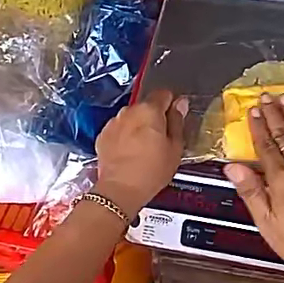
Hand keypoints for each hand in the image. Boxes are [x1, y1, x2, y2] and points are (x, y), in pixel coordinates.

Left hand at [91, 89, 188, 216]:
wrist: (120, 189)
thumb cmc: (151, 171)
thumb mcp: (175, 147)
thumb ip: (177, 121)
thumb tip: (180, 104)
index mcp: (149, 110)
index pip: (163, 94)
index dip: (171, 104)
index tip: (174, 117)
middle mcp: (129, 111)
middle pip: (146, 107)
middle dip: (153, 118)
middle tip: (161, 140)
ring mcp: (113, 123)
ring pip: (131, 118)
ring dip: (138, 127)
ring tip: (144, 149)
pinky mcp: (103, 135)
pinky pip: (118, 130)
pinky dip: (124, 137)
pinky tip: (130, 153)